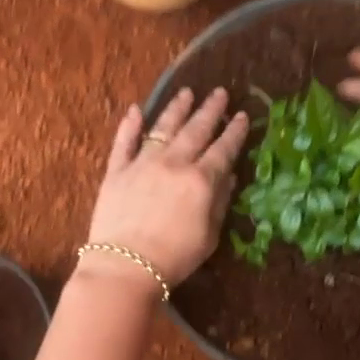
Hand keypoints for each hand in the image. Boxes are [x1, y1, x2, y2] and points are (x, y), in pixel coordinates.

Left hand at [83, 87, 249, 290]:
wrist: (125, 266)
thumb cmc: (175, 258)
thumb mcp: (209, 236)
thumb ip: (219, 203)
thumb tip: (229, 176)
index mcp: (201, 180)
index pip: (223, 150)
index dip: (234, 132)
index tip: (242, 115)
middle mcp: (174, 163)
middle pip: (195, 130)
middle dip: (210, 110)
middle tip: (220, 92)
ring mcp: (142, 164)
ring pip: (162, 128)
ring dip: (176, 108)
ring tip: (186, 93)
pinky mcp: (116, 171)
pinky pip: (124, 142)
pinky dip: (130, 125)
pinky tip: (136, 110)